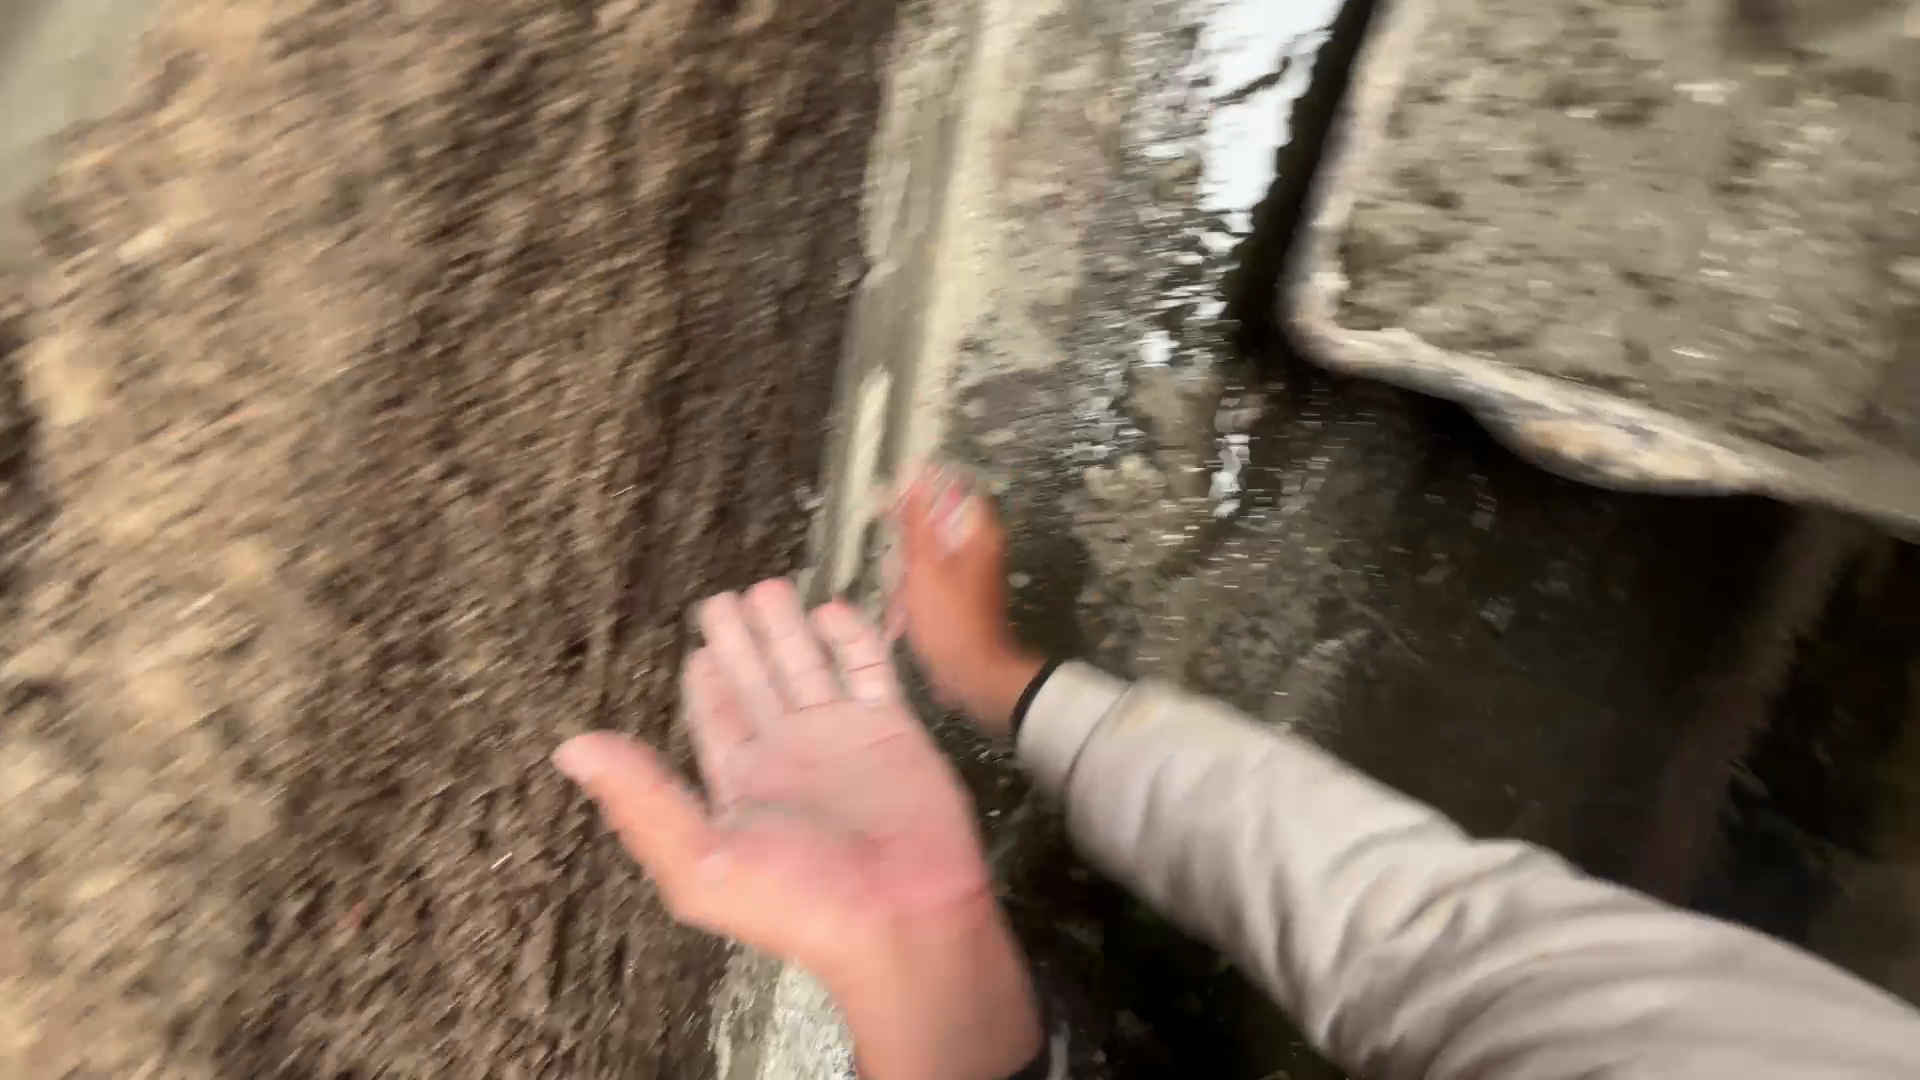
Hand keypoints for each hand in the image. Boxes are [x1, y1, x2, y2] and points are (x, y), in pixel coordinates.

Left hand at [553, 580, 1040, 1079]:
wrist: (906, 916)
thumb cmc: (803, 900)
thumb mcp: (704, 859)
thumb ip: (643, 797)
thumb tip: (571, 747)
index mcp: (744, 780)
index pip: (717, 716)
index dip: (705, 679)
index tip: (696, 642)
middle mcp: (790, 751)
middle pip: (759, 679)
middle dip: (740, 640)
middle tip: (724, 599)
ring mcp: (842, 735)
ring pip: (808, 664)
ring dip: (787, 627)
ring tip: (769, 588)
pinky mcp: (891, 726)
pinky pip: (867, 669)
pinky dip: (850, 637)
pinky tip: (830, 611)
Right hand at [887, 465, 1045, 737]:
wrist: (970, 673)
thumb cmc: (950, 622)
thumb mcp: (923, 565)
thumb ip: (916, 518)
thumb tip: (913, 474)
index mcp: (977, 532)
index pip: (948, 490)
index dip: (918, 496)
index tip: (895, 510)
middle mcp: (979, 547)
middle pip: (933, 524)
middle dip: (908, 546)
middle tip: (899, 568)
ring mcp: (970, 572)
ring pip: (926, 554)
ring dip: (907, 574)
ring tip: (902, 598)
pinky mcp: (959, 594)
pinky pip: (929, 580)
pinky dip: (913, 593)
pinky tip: (904, 613)